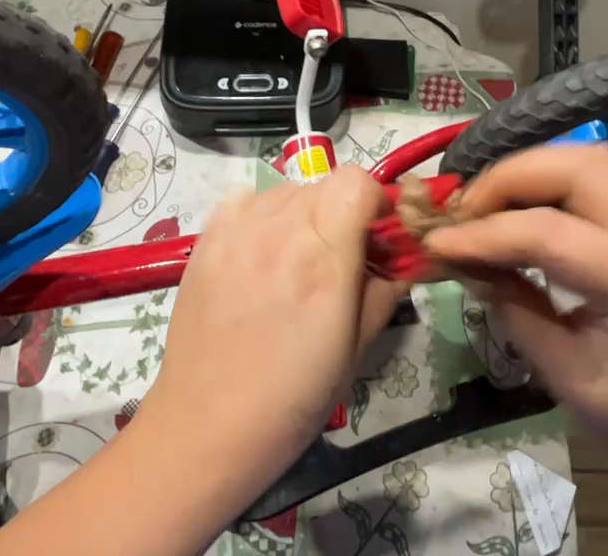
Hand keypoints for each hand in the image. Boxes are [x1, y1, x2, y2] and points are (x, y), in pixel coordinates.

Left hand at [142, 168, 407, 487]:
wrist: (208, 424)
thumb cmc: (295, 395)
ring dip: (304, 212)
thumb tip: (401, 256)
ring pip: (287, 190)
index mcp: (324, 256)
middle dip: (343, 211)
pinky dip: (262, 213)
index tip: (376, 236)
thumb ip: (386, 287)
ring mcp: (237, 230)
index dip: (374, 201)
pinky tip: (261, 250)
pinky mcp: (206, 239)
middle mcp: (279, 229)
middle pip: (325, 183)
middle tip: (340, 256)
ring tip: (296, 259)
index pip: (357, 181)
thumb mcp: (359, 346)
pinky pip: (245, 200)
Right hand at [424, 144, 607, 482]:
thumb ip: (513, 307)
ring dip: (534, 169)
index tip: (435, 242)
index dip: (484, 233)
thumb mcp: (566, 377)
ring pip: (594, 158)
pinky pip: (606, 174)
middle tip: (466, 211)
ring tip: (491, 204)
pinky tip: (527, 205)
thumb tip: (459, 258)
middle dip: (510, 177)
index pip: (550, 234)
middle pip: (580, 168)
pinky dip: (557, 176)